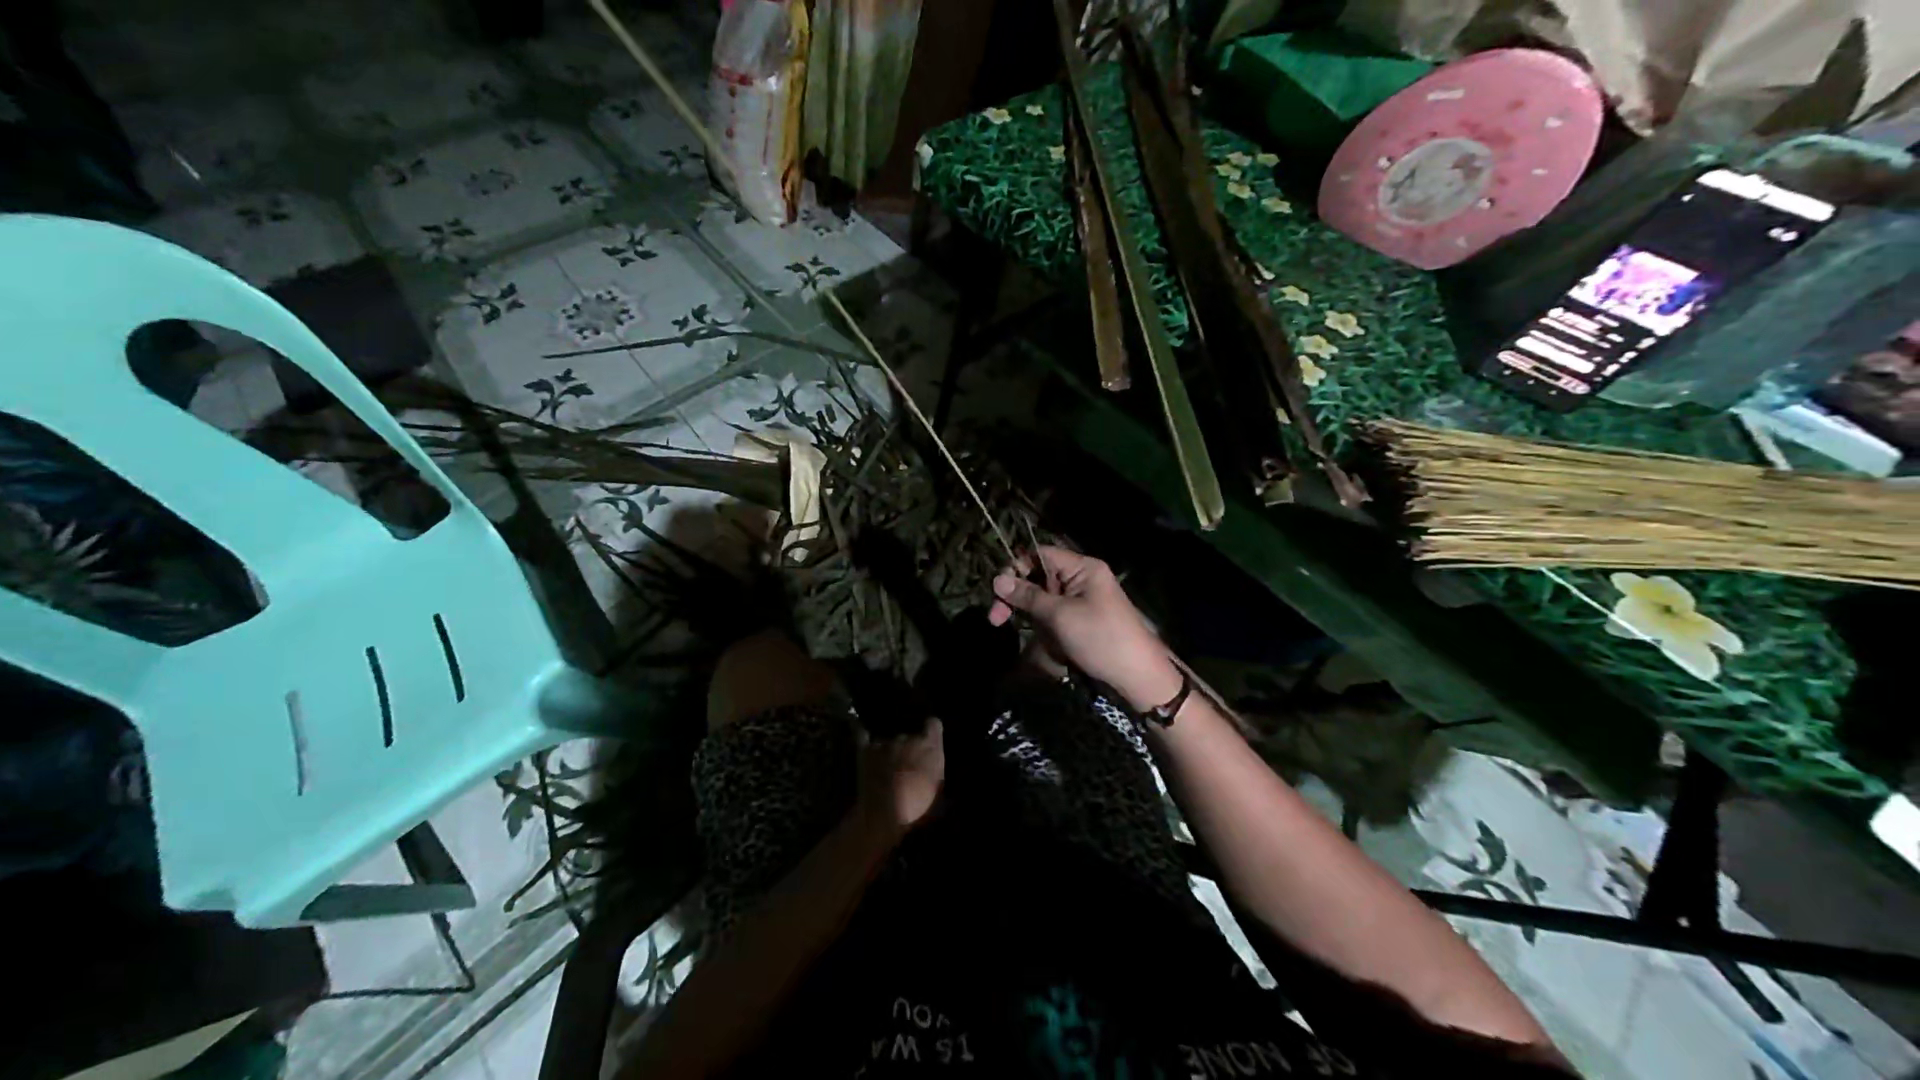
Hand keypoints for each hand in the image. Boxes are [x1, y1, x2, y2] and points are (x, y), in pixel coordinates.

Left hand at [853, 719, 944, 841]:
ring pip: (889, 742)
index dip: (931, 730)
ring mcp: (885, 742)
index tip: (929, 738)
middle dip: (908, 749)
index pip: (934, 724)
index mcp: (929, 746)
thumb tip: (931, 762)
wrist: (884, 812)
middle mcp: (907, 738)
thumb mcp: (936, 788)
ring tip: (886, 770)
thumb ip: (934, 768)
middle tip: (906, 768)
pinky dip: (863, 735)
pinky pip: (863, 736)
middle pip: (909, 737)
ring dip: (890, 752)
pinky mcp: (866, 750)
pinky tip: (859, 732)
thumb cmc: (916, 805)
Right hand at [988, 546, 1182, 710]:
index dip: (1016, 567)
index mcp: (1083, 567)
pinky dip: (1040, 626)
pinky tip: (1037, 640)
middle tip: (995, 619)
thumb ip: (1028, 596)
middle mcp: (1081, 579)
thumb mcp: (1060, 615)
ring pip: (1041, 599)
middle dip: (1015, 595)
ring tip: (1011, 630)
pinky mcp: (1079, 621)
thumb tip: (998, 579)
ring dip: (1026, 614)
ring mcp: (1080, 601)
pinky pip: (1052, 616)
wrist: (1136, 676)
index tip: (998, 590)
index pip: (1040, 554)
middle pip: (1038, 577)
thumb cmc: (1100, 639)